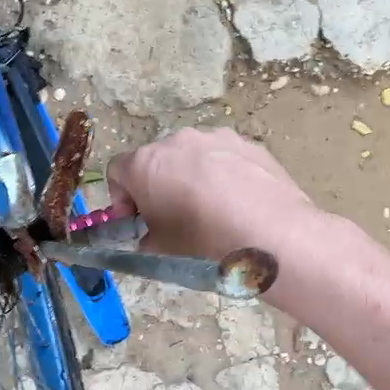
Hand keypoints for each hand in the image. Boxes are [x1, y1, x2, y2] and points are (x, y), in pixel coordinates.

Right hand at [104, 128, 324, 261]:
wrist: (272, 236)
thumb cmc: (205, 244)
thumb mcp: (161, 251)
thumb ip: (145, 238)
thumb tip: (150, 234)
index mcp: (146, 163)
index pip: (117, 171)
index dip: (121, 199)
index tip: (136, 222)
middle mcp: (177, 141)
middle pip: (156, 160)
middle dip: (158, 186)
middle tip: (174, 220)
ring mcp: (216, 137)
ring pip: (192, 156)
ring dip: (192, 178)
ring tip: (213, 212)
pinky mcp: (248, 143)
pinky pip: (224, 157)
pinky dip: (224, 175)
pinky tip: (240, 204)